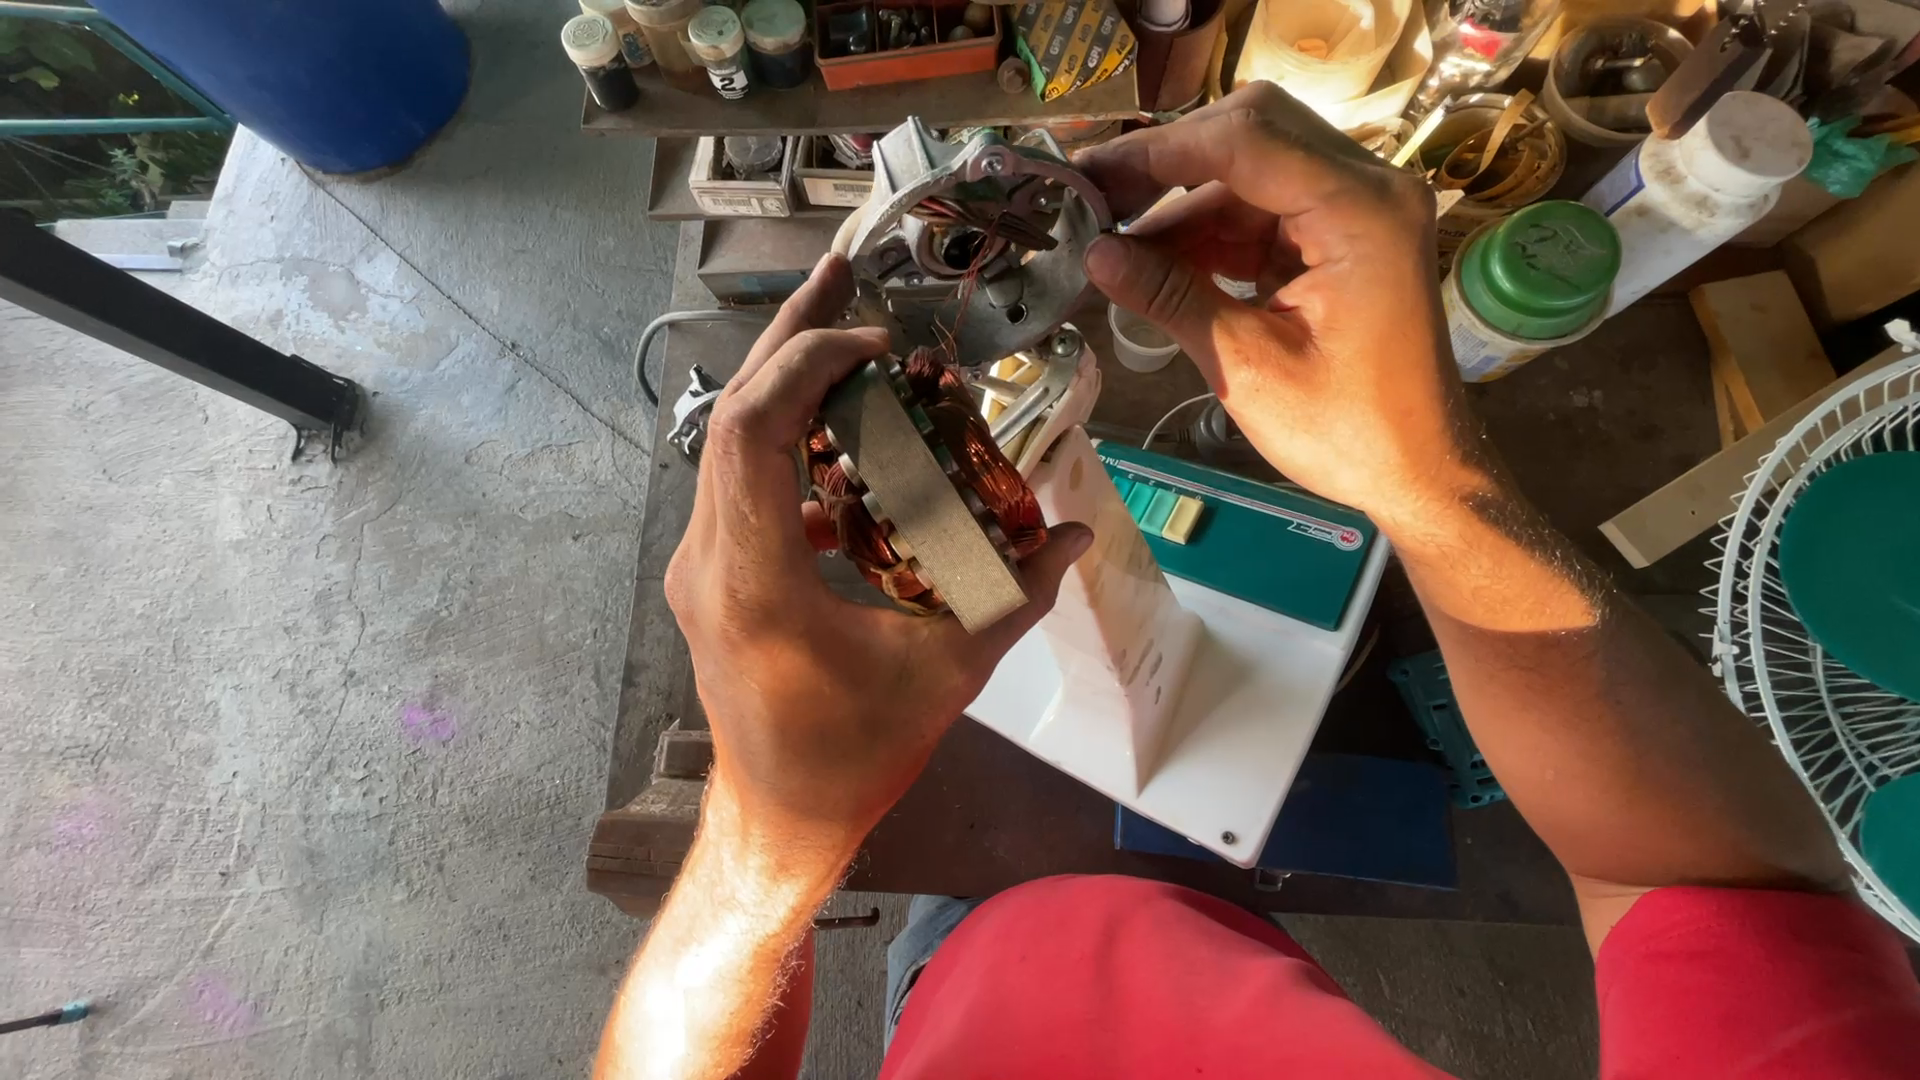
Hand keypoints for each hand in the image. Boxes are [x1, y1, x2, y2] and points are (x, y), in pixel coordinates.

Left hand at [665, 254, 1091, 863]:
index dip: (804, 364)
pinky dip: (787, 439)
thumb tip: (1074, 535)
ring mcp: (700, 567)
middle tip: (841, 275)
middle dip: (787, 338)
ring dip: (784, 383)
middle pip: (730, 419)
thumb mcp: (949, 675)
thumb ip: (1016, 598)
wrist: (781, 813)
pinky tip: (840, 437)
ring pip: (726, 445)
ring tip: (842, 336)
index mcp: (757, 584)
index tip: (871, 339)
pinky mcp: (711, 574)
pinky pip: (739, 482)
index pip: (750, 435)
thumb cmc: (859, 754)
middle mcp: (710, 563)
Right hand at [1077, 82, 1484, 530]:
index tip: (1089, 174)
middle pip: (1249, 137)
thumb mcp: (1245, 364)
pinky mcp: (1333, 240)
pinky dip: (1203, 237)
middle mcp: (1363, 188)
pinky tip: (1153, 262)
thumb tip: (1094, 253)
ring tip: (1108, 240)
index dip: (1158, 153)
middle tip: (1092, 196)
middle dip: (1164, 165)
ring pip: (1246, 177)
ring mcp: (1350, 211)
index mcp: (1357, 210)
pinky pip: (1256, 216)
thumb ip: (1171, 297)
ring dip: (1177, 208)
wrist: (1411, 467)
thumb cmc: (1341, 429)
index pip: (1245, 142)